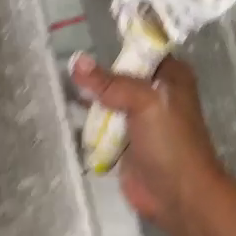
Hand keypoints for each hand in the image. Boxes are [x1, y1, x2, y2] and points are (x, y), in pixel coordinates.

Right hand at [70, 53, 225, 227]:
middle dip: (96, 75)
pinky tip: (64, 114)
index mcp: (171, 75)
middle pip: (120, 75)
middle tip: (63, 67)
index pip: (142, 49)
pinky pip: (102, 126)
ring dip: (89, 100)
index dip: (118, 45)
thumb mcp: (145, 103)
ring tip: (57, 87)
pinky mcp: (125, 142)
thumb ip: (111, 83)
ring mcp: (139, 118)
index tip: (84, 40)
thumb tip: (77, 61)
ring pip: (108, 101)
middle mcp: (156, 92)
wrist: (179, 195)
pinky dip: (88, 124)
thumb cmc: (170, 142)